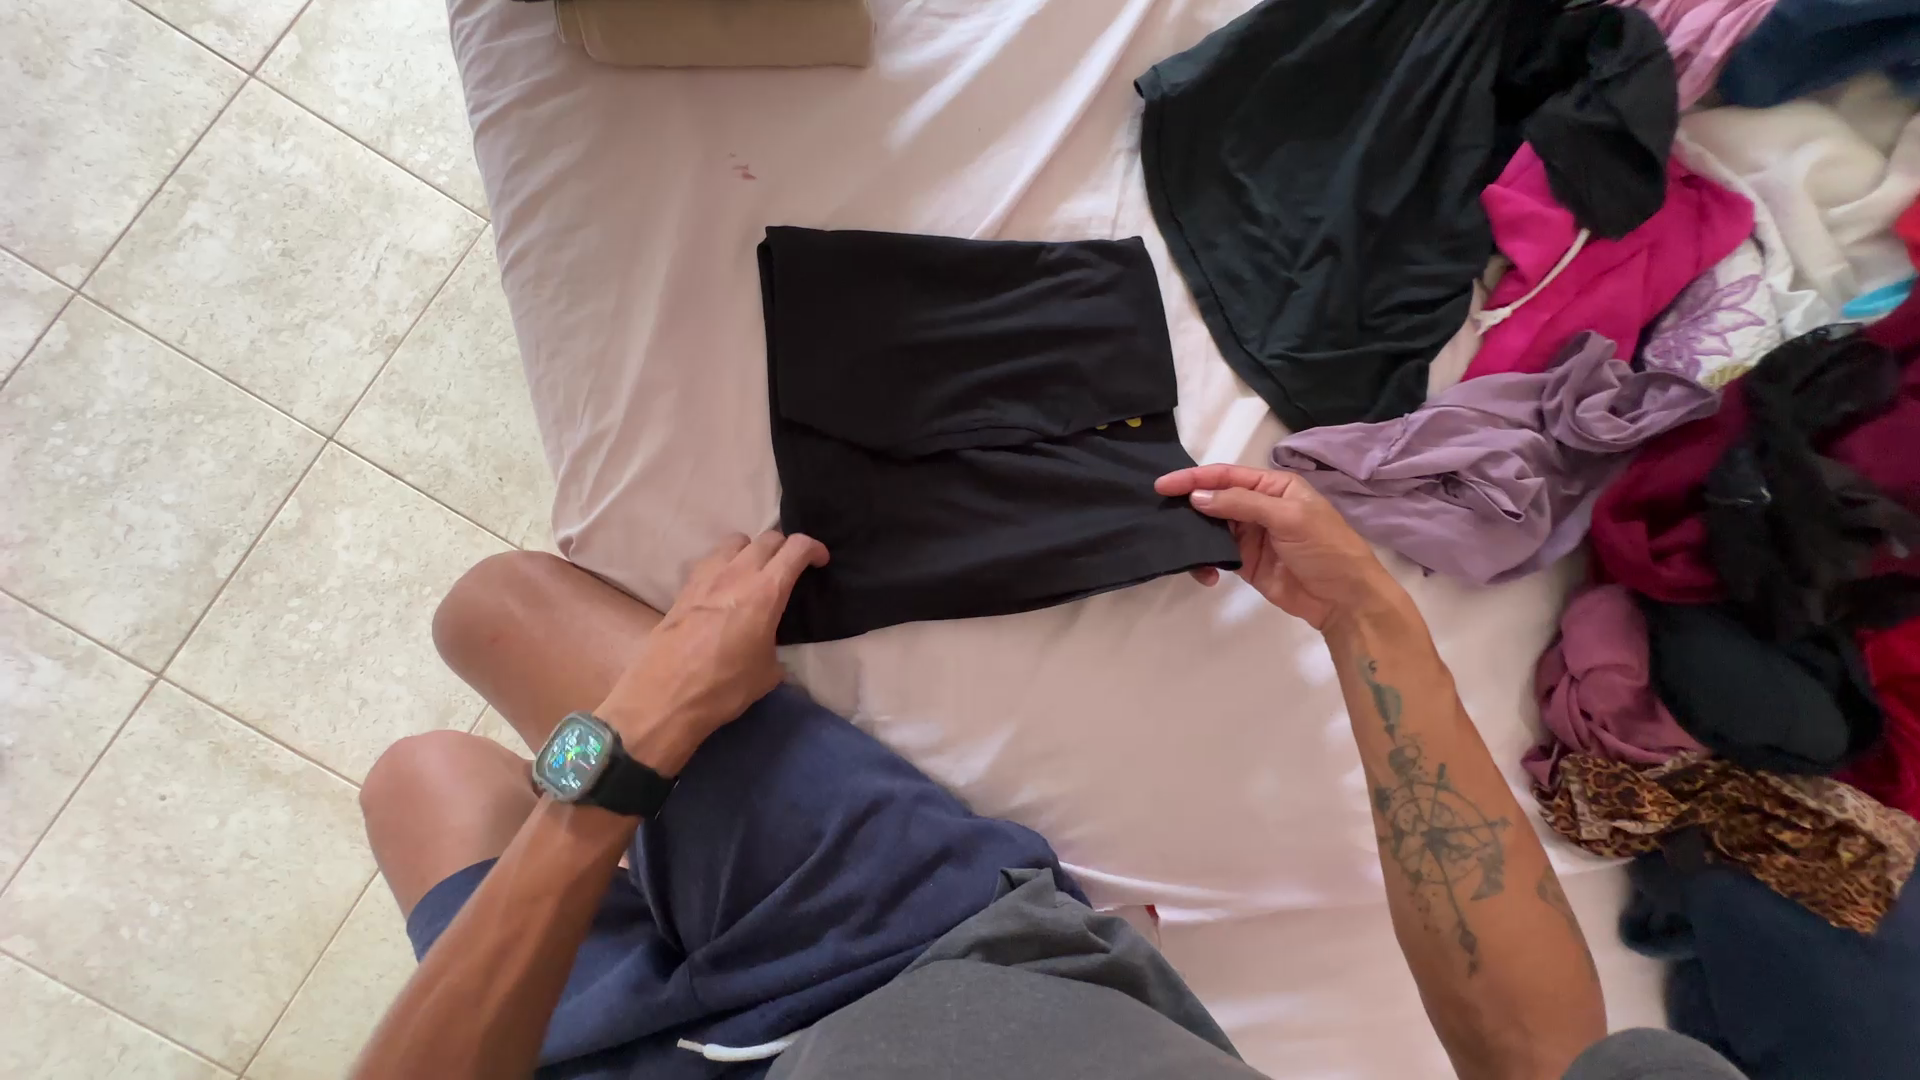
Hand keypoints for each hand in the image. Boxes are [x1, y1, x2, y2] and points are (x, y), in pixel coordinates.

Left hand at [596, 530, 827, 773]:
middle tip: (790, 568)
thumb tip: (771, 646)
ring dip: (752, 550)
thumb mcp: (768, 672)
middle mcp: (737, 574)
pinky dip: (725, 564)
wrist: (665, 699)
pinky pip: (711, 560)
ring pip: (735, 542)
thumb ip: (775, 646)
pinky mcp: (684, 588)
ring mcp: (706, 578)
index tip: (820, 561)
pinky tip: (724, 587)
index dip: (814, 548)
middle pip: (767, 539)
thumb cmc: (724, 688)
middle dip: (785, 548)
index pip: (796, 548)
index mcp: (765, 592)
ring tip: (755, 571)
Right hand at [1156, 464, 1403, 631]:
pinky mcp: (1243, 562)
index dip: (1194, 478)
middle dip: (1187, 504)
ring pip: (1209, 527)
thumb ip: (1241, 503)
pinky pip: (1214, 555)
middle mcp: (1258, 506)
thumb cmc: (1326, 548)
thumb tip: (1196, 497)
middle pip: (1213, 498)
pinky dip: (1204, 563)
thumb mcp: (1289, 517)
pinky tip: (1207, 574)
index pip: (1226, 476)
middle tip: (1159, 512)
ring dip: (1193, 535)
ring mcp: (1249, 535)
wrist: (1344, 599)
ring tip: (1178, 542)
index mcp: (1273, 486)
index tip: (1163, 485)